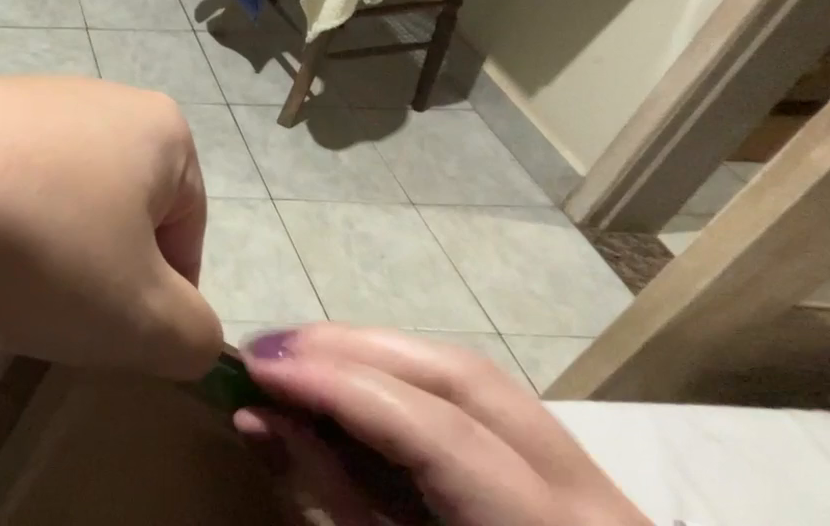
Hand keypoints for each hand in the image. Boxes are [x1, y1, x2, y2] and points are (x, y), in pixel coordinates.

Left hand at [0, 76, 218, 380]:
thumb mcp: (147, 322)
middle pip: (109, 222)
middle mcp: (87, 100)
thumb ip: (194, 338)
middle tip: (49, 322)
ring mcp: (11, 103)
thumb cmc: (39, 245)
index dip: (160, 301)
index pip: (186, 234)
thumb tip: (182, 329)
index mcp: (155, 129)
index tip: (114, 336)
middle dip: (86, 285)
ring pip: (44, 215)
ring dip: (29, 268)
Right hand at [235, 324, 649, 525]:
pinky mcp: (567, 466)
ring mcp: (590, 475)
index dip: (337, 386)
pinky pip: (471, 396)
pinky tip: (342, 379)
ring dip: (367, 354)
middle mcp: (590, 495)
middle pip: (457, 376)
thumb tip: (255, 414)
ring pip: (465, 372)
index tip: (255, 366)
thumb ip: (330, 490)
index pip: (436, 431)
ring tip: (292, 359)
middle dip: (349, 350)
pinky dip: (396, 377)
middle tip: (266, 353)